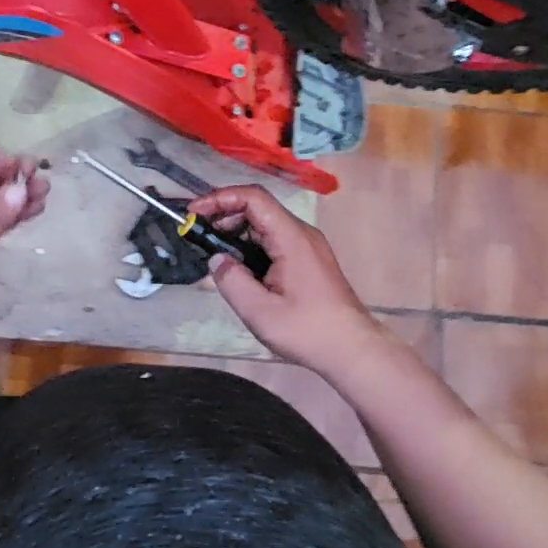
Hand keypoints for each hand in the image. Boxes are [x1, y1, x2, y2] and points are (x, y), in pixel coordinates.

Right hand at [188, 185, 381, 371]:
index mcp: (291, 238)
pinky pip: (274, 239)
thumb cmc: (307, 330)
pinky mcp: (308, 259)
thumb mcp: (259, 312)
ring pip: (266, 224)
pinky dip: (251, 244)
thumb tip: (216, 260)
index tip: (194, 213)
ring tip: (215, 253)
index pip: (253, 198)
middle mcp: (301, 233)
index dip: (220, 198)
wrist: (353, 350)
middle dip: (224, 215)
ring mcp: (307, 246)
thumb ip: (231, 281)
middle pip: (258, 207)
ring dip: (237, 231)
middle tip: (199, 236)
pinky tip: (239, 267)